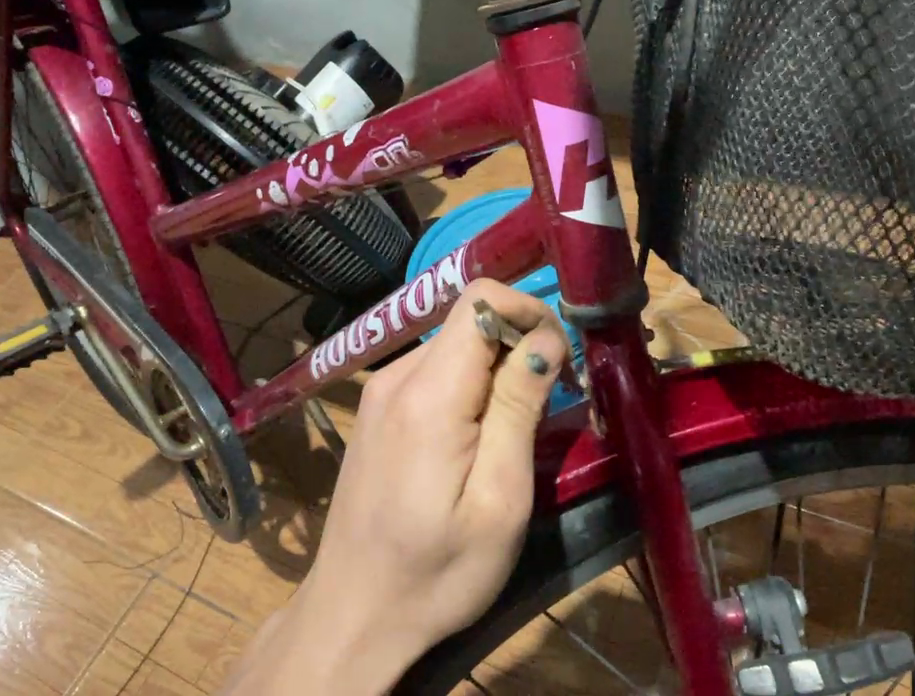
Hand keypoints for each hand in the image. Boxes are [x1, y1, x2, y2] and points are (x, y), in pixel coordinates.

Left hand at [224, 280, 570, 694]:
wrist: (353, 615)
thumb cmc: (437, 572)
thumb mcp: (499, 501)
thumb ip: (518, 408)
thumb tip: (545, 338)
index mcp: (429, 394)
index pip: (481, 299)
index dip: (529, 311)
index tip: (560, 360)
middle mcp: (397, 376)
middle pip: (469, 321)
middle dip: (520, 344)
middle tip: (553, 400)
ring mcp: (380, 391)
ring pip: (454, 345)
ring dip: (497, 367)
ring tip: (518, 424)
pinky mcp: (377, 410)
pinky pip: (434, 371)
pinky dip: (470, 385)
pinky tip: (479, 435)